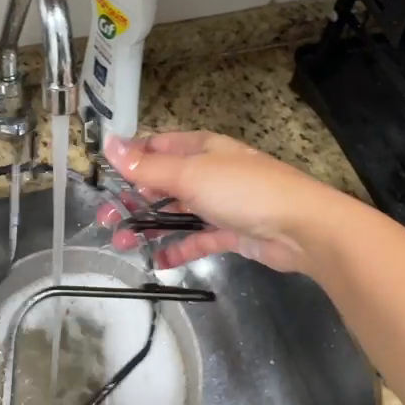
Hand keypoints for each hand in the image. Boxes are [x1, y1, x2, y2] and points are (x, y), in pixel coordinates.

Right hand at [103, 131, 350, 274]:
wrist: (302, 228)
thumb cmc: (243, 190)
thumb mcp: (189, 174)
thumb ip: (146, 166)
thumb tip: (107, 143)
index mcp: (201, 148)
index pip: (157, 148)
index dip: (129, 159)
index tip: (102, 177)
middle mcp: (209, 171)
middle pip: (163, 182)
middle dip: (132, 199)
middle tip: (104, 220)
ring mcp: (221, 203)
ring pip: (177, 213)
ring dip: (149, 226)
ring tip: (120, 244)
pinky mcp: (232, 232)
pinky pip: (198, 239)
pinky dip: (178, 248)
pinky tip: (158, 261)